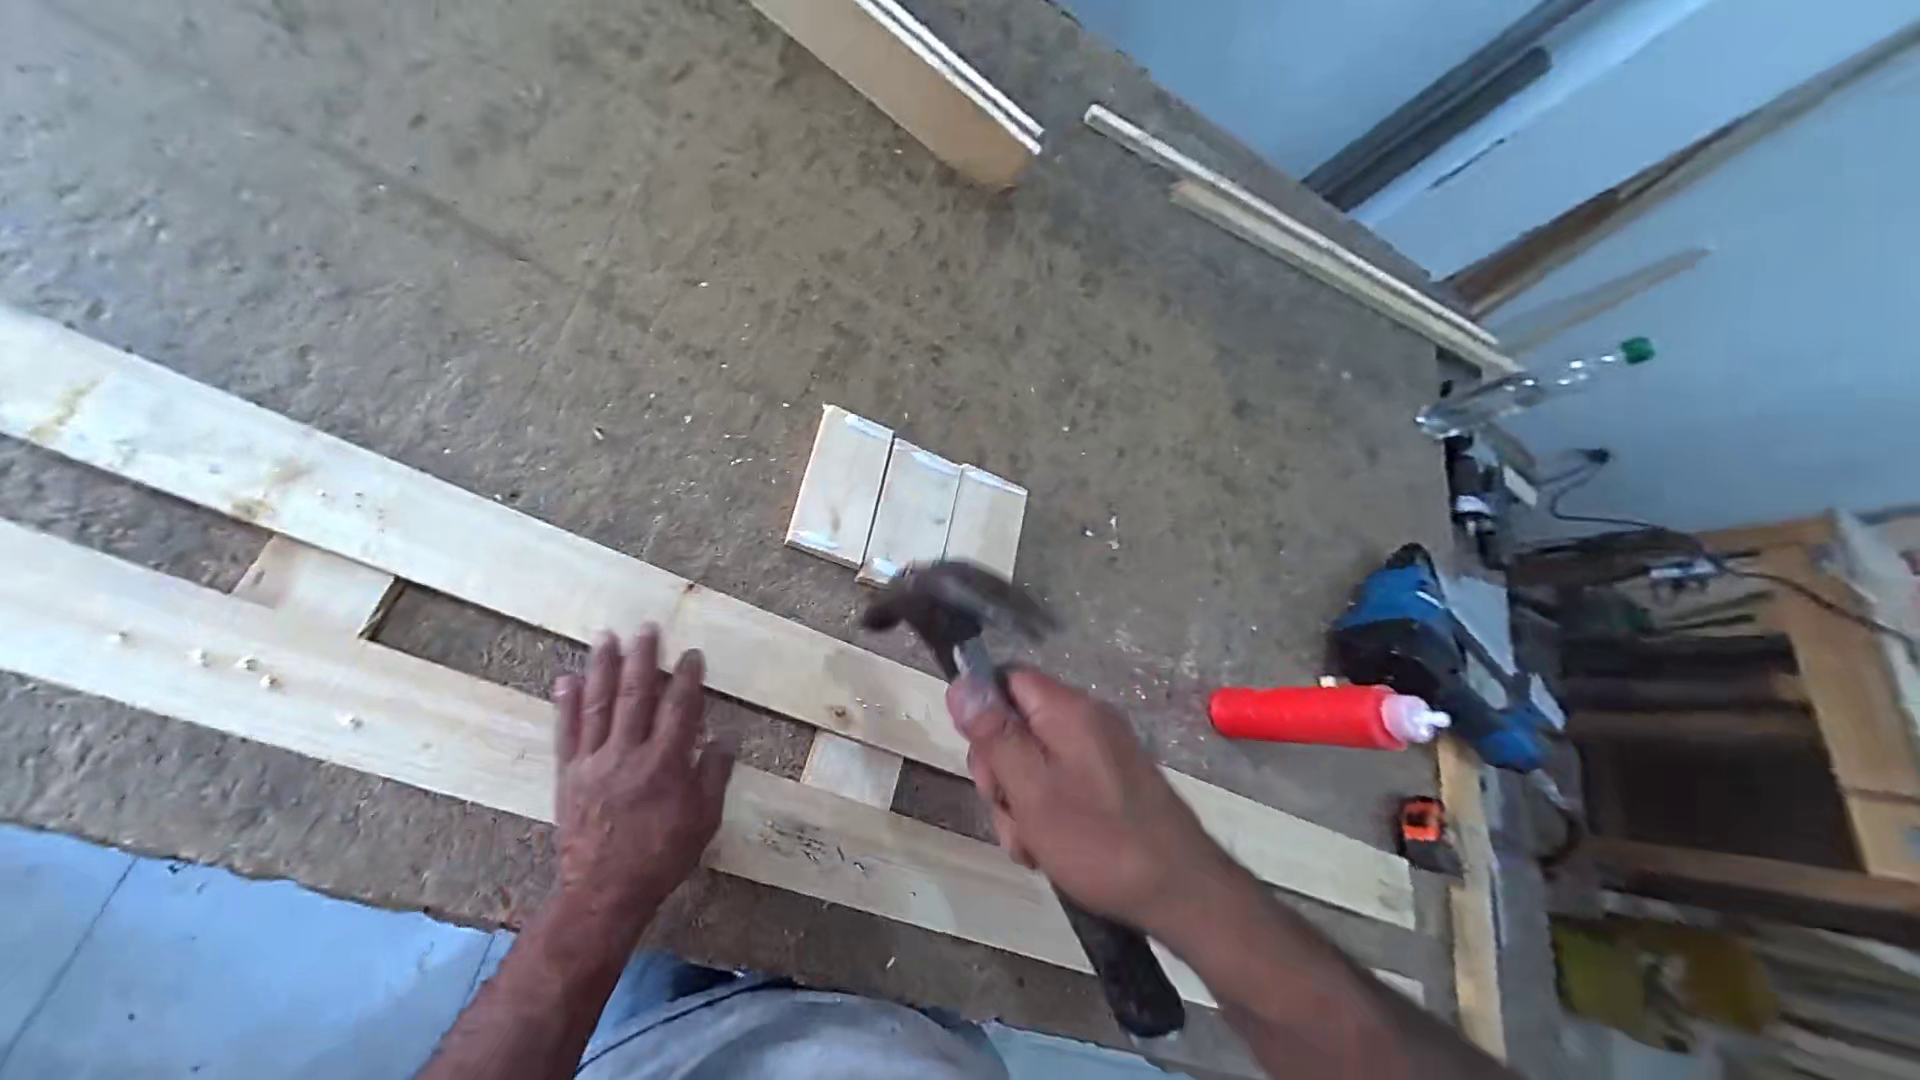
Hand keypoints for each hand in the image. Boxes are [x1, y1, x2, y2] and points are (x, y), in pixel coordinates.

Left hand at [550, 626, 732, 936]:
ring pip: (599, 705)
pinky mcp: (569, 775)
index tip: (692, 654)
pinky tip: (568, 678)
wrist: (603, 891)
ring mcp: (593, 762)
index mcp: (665, 764)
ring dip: (603, 668)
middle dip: (643, 659)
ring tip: (606, 637)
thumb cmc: (663, 854)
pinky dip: (567, 703)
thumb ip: (715, 773)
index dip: (687, 678)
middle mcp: (628, 754)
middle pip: (637, 696)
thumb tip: (727, 736)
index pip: (679, 708)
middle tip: (646, 627)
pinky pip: (567, 732)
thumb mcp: (705, 818)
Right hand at [946, 670, 1237, 935]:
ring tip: (1031, 845)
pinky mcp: (1109, 782)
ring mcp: (1100, 753)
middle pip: (1017, 725)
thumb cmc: (1099, 840)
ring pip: (1033, 762)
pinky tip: (1047, 851)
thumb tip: (961, 681)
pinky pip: (1060, 783)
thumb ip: (994, 734)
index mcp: (1067, 710)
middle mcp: (1086, 721)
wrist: (1182, 894)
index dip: (981, 713)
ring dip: (1019, 803)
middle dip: (1000, 771)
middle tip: (1007, 811)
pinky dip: (1046, 814)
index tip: (980, 760)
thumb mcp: (1031, 788)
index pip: (1007, 680)